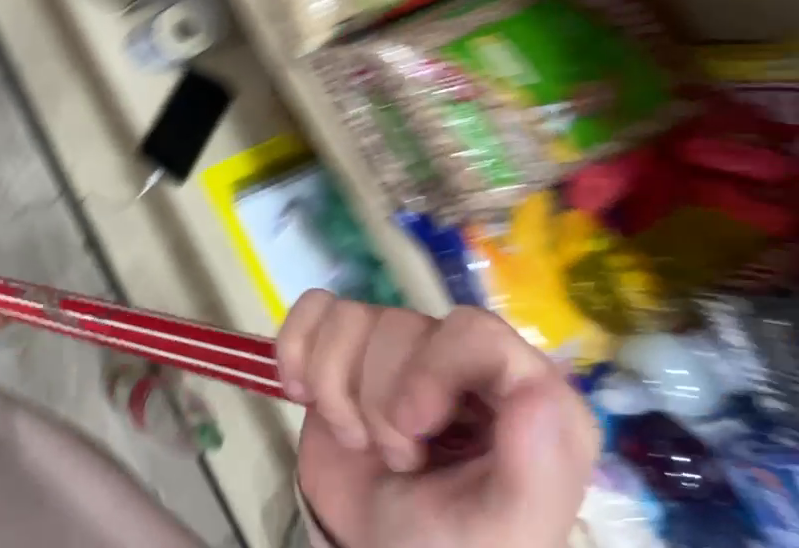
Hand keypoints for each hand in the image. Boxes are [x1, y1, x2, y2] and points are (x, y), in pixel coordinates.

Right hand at [277, 292, 599, 547]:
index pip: (475, 332)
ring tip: (353, 437)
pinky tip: (302, 393)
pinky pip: (311, 310)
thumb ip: (540, 468)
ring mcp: (394, 349)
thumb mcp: (507, 529)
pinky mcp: (340, 347)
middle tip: (392, 456)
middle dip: (376, 397)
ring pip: (348, 318)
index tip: (411, 424)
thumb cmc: (449, 544)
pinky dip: (295, 349)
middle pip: (400, 324)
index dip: (433, 367)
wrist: (371, 547)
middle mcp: (458, 359)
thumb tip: (538, 391)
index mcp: (520, 394)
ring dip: (332, 385)